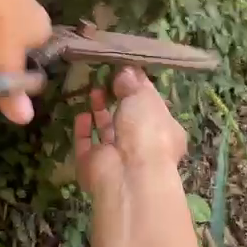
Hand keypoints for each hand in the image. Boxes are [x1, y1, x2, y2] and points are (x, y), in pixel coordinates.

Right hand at [73, 68, 187, 198]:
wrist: (129, 175)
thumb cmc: (147, 130)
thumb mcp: (144, 97)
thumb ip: (132, 83)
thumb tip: (125, 71)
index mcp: (165, 131)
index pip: (152, 105)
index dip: (140, 88)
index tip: (127, 71)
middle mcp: (143, 146)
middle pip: (129, 119)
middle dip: (118, 100)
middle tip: (107, 80)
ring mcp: (118, 158)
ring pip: (108, 132)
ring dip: (100, 112)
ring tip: (94, 91)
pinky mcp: (95, 166)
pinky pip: (88, 145)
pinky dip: (83, 130)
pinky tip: (81, 114)